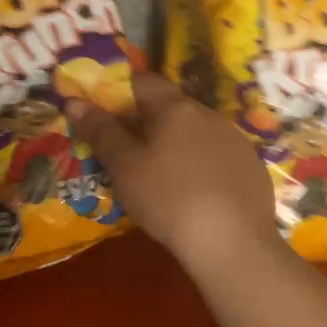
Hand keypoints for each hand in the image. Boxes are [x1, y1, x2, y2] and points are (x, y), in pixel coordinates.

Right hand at [67, 72, 282, 269]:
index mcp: (176, 108)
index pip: (144, 81)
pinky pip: (216, 156)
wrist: (233, 245)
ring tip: (157, 176)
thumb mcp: (124, 167)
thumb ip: (100, 131)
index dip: (120, 92)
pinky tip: (191, 193)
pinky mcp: (252, 169)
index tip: (104, 114)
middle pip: (171, 107)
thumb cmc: (168, 198)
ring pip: (195, 132)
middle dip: (146, 122)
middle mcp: (209, 115)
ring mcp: (236, 142)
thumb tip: (74, 101)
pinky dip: (198, 165)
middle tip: (124, 151)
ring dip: (174, 144)